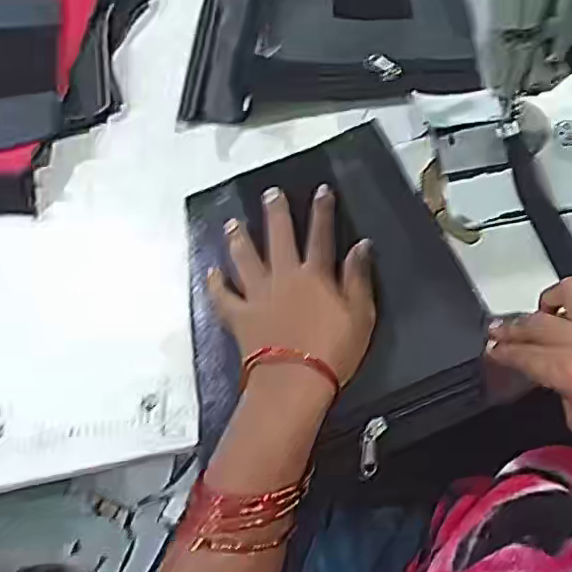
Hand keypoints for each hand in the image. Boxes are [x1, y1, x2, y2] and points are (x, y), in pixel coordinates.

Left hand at [207, 185, 376, 387]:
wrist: (294, 380)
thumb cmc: (334, 350)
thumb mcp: (361, 314)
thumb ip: (358, 278)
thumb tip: (361, 246)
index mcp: (315, 275)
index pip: (320, 235)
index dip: (321, 211)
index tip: (320, 190)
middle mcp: (284, 277)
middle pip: (278, 237)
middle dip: (275, 213)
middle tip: (270, 193)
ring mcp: (258, 295)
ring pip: (245, 259)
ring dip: (238, 239)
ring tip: (232, 223)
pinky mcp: (240, 316)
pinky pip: (223, 296)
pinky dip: (215, 283)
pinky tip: (210, 271)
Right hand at [486, 278, 571, 487]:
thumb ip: (558, 391)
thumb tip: (550, 375)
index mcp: (570, 370)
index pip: (521, 354)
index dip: (500, 354)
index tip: (490, 354)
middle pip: (533, 322)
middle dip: (509, 329)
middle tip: (496, 335)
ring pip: (562, 295)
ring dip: (540, 306)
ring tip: (533, 319)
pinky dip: (569, 307)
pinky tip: (567, 323)